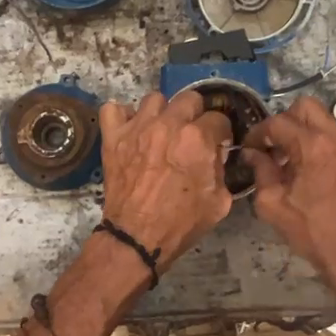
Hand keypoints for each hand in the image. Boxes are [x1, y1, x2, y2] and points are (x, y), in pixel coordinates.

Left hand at [97, 90, 234, 267]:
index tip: (216, 145)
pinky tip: (131, 129)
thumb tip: (217, 155)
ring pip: (154, 99)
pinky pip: (113, 109)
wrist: (137, 237)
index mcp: (197, 138)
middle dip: (195, 115)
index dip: (220, 133)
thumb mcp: (219, 201)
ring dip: (161, 113)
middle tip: (190, 135)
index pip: (218, 118)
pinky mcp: (113, 137)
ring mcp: (137, 127)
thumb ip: (222, 170)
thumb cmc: (181, 223)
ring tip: (160, 131)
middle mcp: (168, 124)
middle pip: (189, 99)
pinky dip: (122, 116)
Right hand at [242, 98, 335, 283]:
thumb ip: (261, 171)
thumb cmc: (310, 230)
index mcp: (313, 147)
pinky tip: (318, 176)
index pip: (278, 122)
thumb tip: (254, 154)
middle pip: (307, 107)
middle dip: (286, 121)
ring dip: (307, 135)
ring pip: (327, 123)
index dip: (259, 133)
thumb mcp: (272, 203)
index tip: (251, 148)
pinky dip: (326, 150)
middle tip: (276, 146)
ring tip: (297, 163)